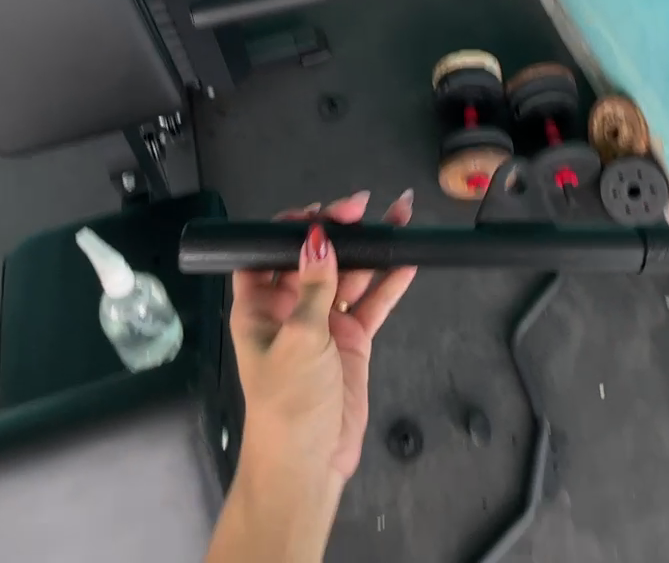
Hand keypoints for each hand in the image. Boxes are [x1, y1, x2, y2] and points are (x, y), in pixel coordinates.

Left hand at [231, 190, 416, 485]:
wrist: (311, 462)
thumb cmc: (288, 402)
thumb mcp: (298, 340)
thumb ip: (314, 286)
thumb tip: (318, 236)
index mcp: (260, 305)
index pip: (269, 253)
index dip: (290, 227)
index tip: (319, 211)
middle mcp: (291, 307)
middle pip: (316, 256)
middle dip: (340, 229)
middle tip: (364, 206)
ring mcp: (325, 321)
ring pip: (350, 273)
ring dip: (372, 247)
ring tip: (400, 216)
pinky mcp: (353, 338)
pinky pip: (373, 301)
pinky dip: (391, 281)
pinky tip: (408, 258)